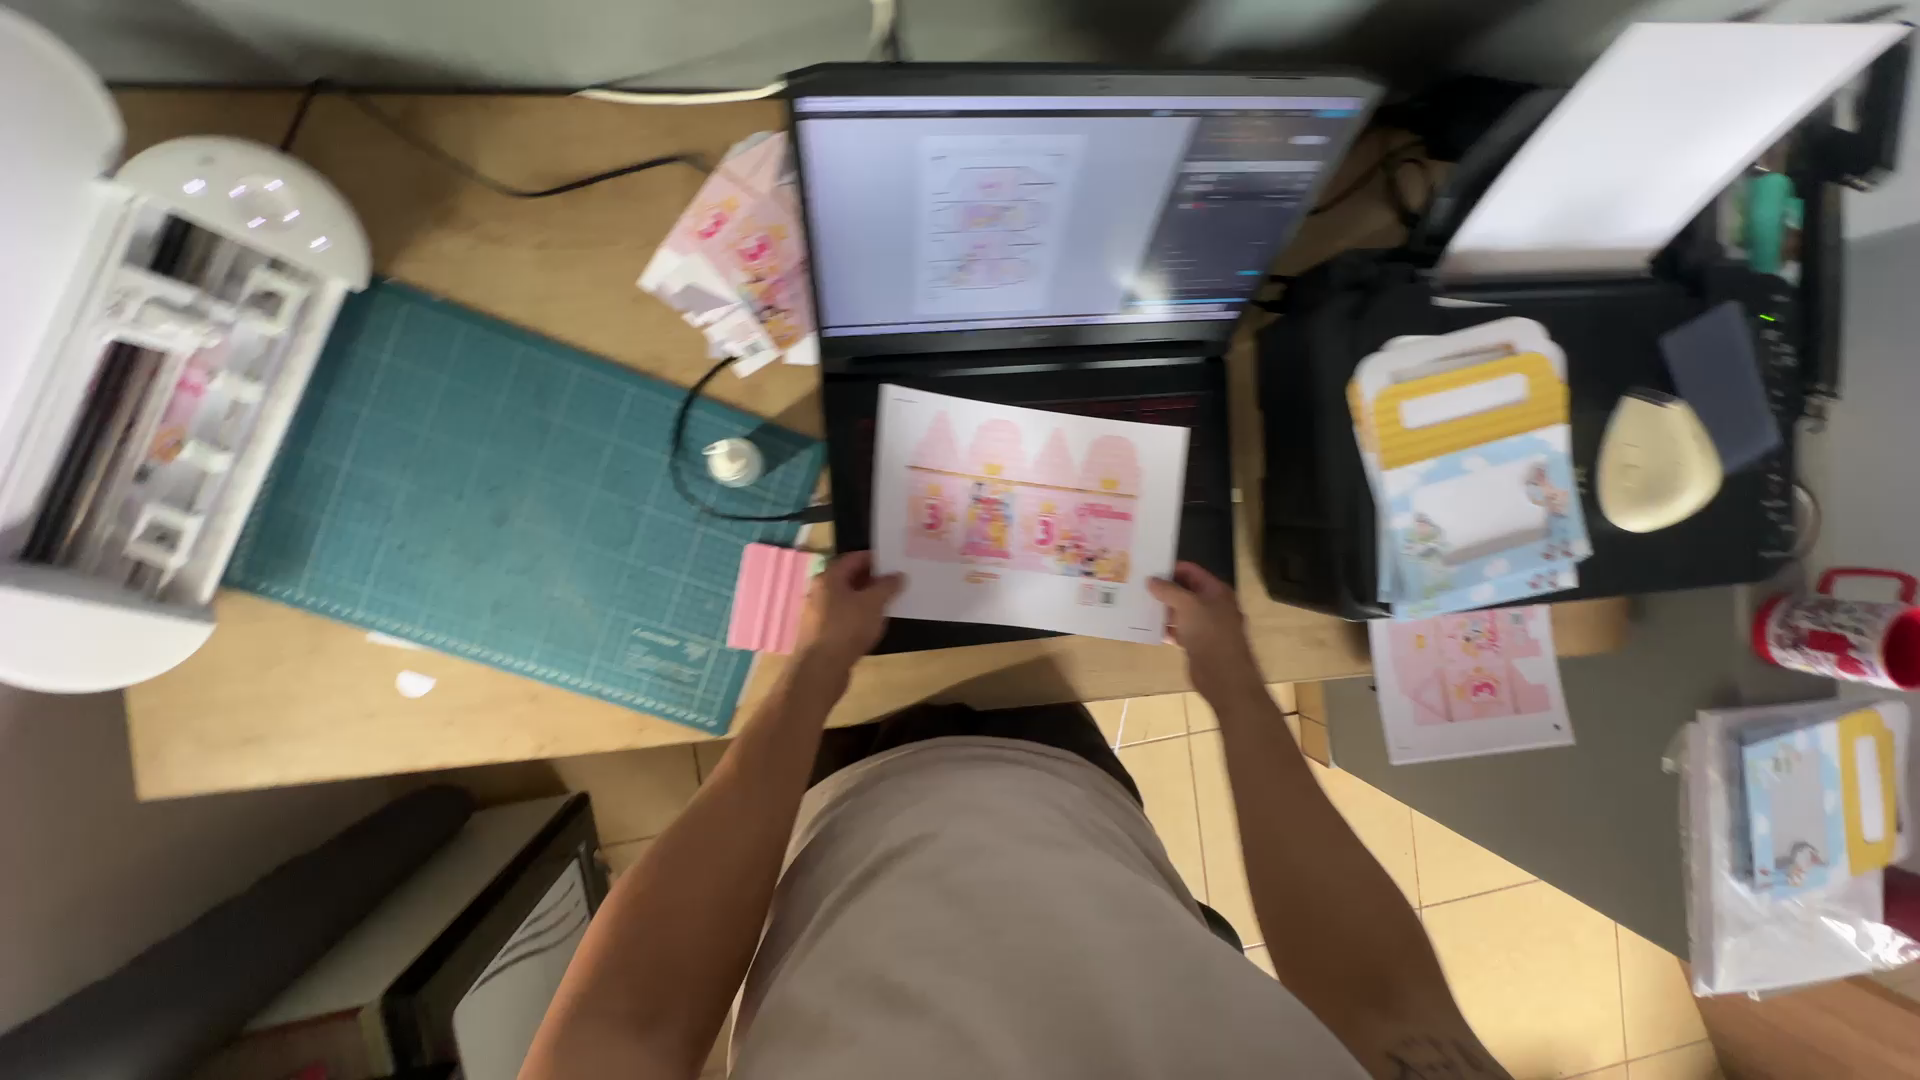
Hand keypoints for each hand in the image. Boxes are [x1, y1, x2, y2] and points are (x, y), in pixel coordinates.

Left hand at [795, 551, 904, 673]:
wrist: (820, 669)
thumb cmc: (846, 628)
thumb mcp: (873, 603)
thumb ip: (887, 586)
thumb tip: (898, 575)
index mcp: (829, 577)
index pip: (853, 558)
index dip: (875, 558)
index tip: (894, 562)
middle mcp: (819, 591)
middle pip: (849, 578)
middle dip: (872, 579)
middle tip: (895, 582)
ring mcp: (818, 613)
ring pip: (846, 599)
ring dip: (866, 599)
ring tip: (888, 603)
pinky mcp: (821, 633)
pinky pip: (843, 617)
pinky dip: (858, 616)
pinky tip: (873, 625)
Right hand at [1148, 561, 1261, 700]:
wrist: (1223, 675)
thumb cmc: (1209, 633)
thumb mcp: (1188, 605)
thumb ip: (1168, 590)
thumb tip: (1151, 580)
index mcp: (1216, 591)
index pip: (1191, 571)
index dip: (1170, 569)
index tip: (1147, 570)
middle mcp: (1212, 605)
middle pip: (1184, 591)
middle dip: (1163, 589)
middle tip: (1138, 587)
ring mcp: (1205, 625)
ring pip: (1180, 611)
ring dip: (1162, 609)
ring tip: (1138, 605)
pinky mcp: (1197, 643)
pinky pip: (1178, 630)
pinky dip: (1165, 629)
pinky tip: (1147, 628)